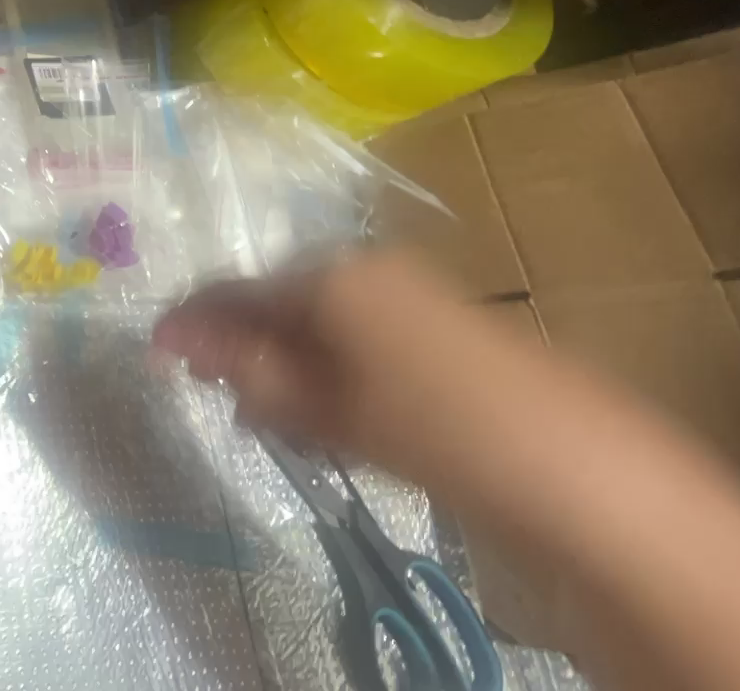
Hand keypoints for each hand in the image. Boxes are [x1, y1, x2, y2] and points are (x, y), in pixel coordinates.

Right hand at [152, 251, 517, 474]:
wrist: (585, 472)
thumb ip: (245, 368)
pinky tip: (323, 414)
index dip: (187, 322)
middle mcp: (362, 269)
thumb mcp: (320, 403)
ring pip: (313, 323)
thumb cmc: (430, 425)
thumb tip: (181, 342)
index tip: (155, 354)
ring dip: (280, 365)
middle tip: (215, 394)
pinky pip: (354, 337)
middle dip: (238, 348)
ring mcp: (406, 293)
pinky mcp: (438, 325)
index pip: (232, 289)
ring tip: (268, 418)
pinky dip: (325, 370)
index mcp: (328, 274)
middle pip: (273, 303)